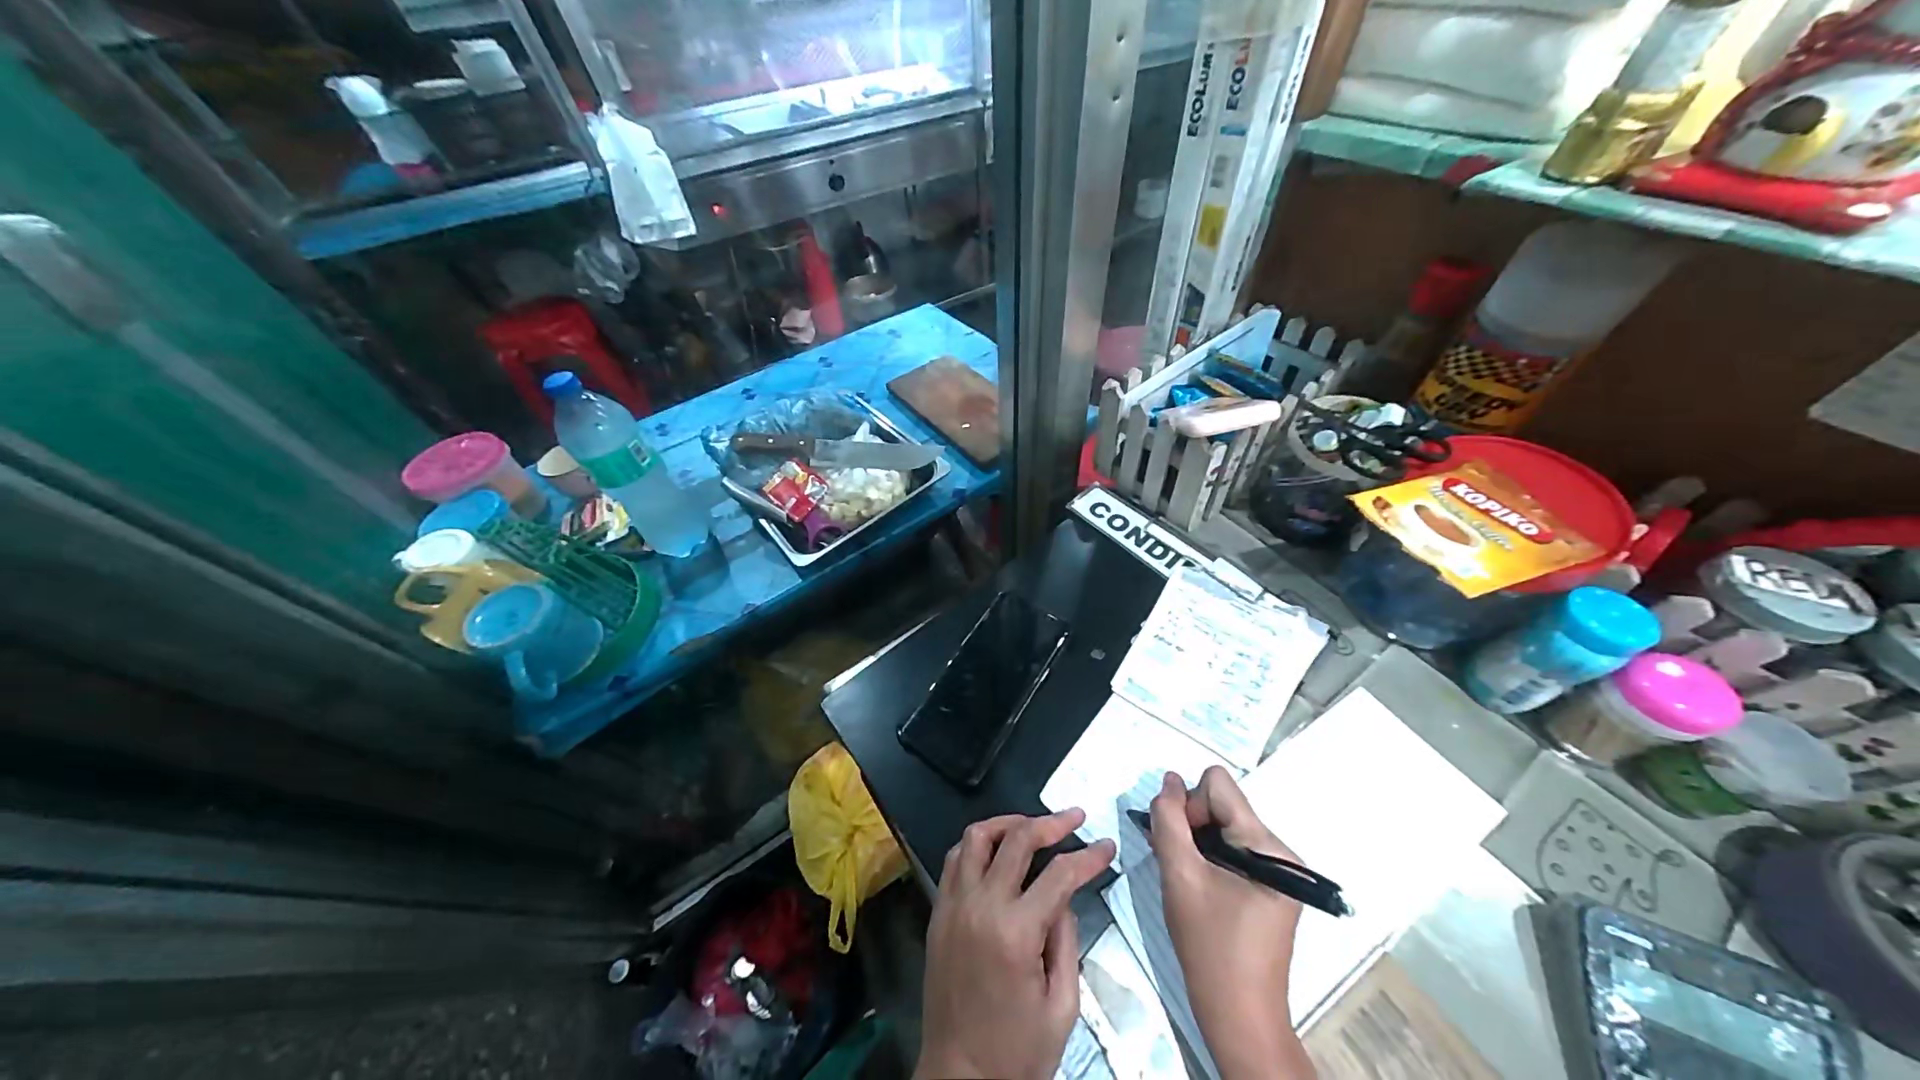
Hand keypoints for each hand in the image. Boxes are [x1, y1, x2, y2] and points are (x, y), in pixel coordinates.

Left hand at [916, 810, 1115, 1079]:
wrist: (959, 1077)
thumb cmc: (1017, 1051)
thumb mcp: (1062, 1007)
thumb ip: (1066, 941)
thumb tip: (1064, 898)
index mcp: (1016, 933)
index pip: (1059, 874)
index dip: (1088, 856)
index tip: (1106, 846)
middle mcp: (980, 906)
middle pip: (1017, 839)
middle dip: (1051, 822)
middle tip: (1075, 818)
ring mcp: (953, 905)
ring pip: (976, 837)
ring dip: (1008, 823)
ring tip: (1034, 826)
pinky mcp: (938, 912)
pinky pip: (954, 859)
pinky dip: (978, 844)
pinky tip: (998, 850)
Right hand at [1150, 768, 1315, 1079]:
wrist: (1239, 1015)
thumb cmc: (1209, 945)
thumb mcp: (1180, 876)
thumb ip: (1168, 821)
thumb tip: (1169, 780)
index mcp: (1266, 845)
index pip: (1217, 785)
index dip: (1188, 803)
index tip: (1180, 844)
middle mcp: (1279, 850)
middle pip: (1221, 804)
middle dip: (1191, 825)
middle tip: (1177, 866)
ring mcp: (1277, 870)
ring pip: (1222, 826)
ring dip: (1196, 843)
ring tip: (1184, 879)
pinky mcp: (1270, 886)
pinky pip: (1231, 849)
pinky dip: (1207, 858)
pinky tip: (1196, 887)